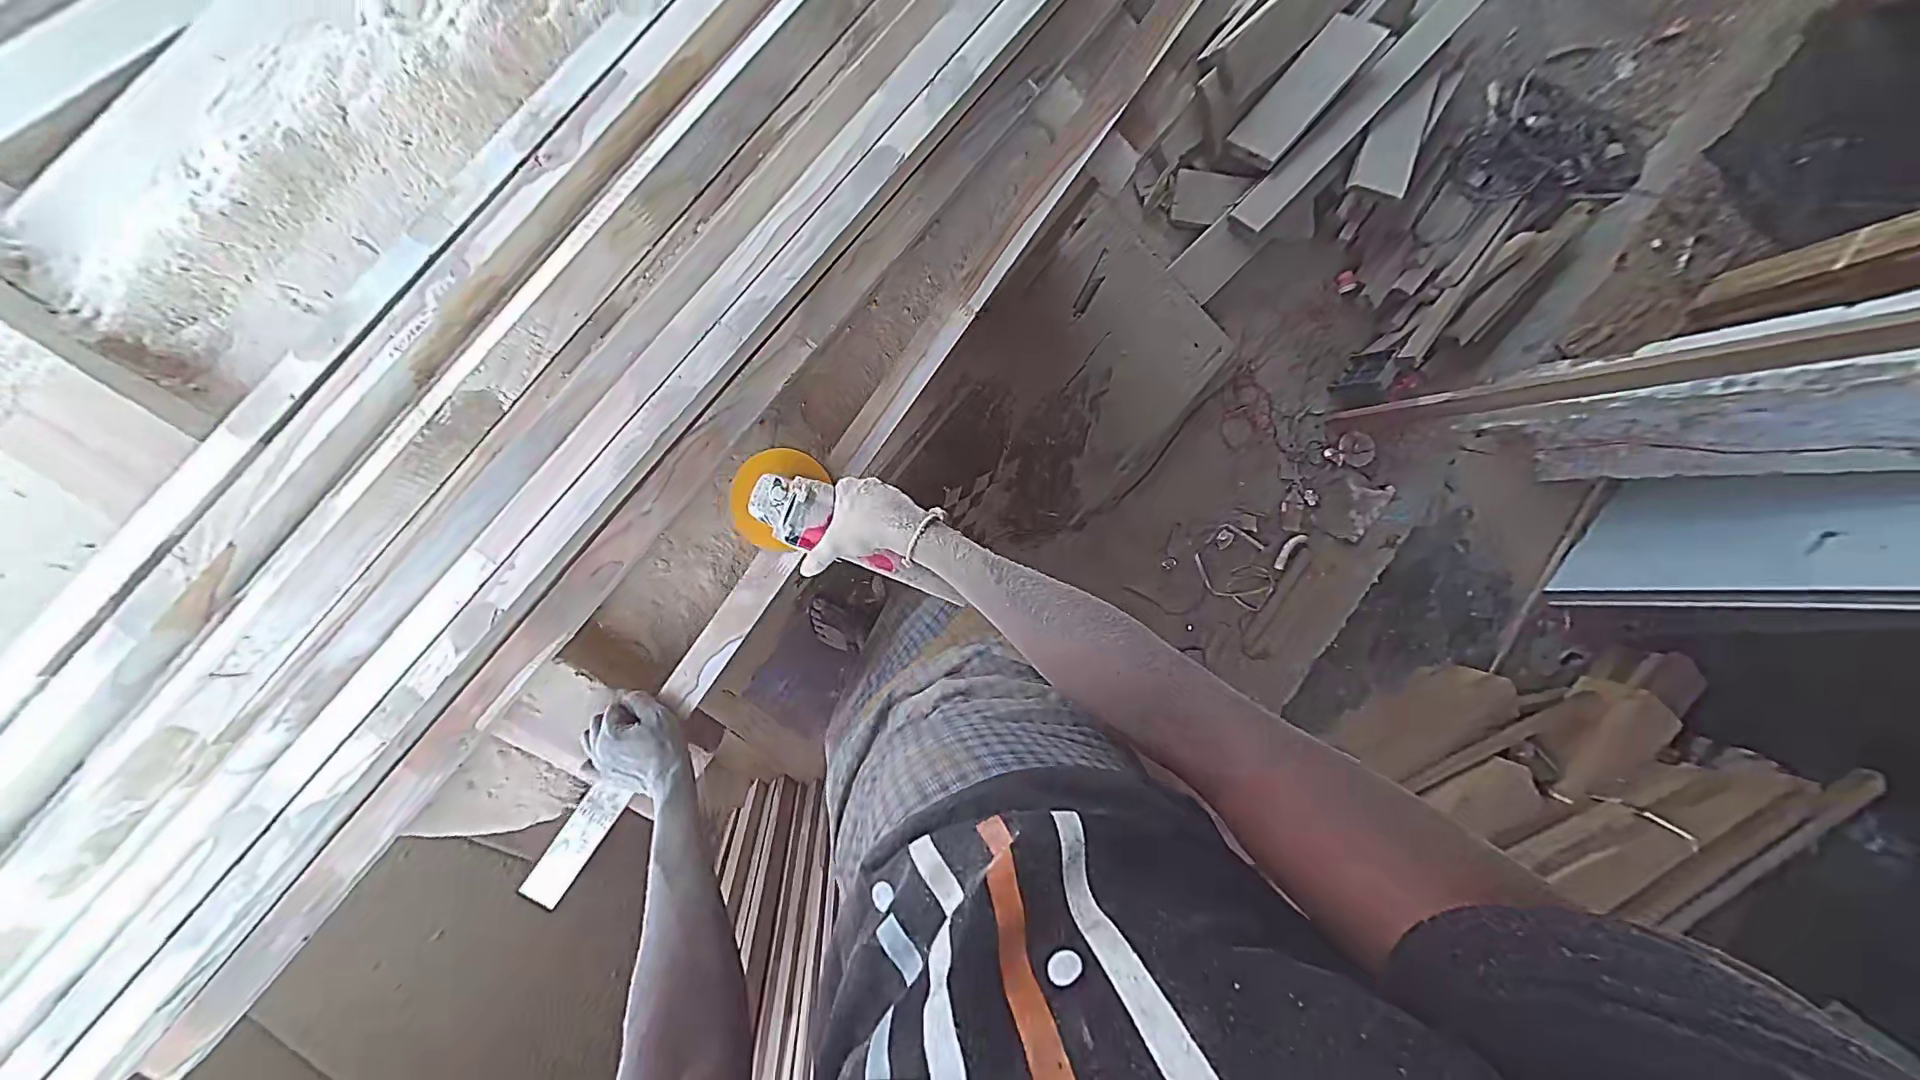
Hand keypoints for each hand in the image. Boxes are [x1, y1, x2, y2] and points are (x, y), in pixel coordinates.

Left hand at [582, 691, 690, 796]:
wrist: (669, 779)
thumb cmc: (666, 748)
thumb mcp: (659, 715)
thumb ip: (639, 700)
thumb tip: (628, 697)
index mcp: (608, 732)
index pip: (613, 708)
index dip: (631, 708)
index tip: (645, 715)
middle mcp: (597, 748)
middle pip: (597, 722)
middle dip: (614, 719)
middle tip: (637, 723)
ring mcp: (598, 764)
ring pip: (589, 740)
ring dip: (602, 734)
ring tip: (623, 736)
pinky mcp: (604, 777)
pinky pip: (588, 763)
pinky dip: (595, 756)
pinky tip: (608, 754)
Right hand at [799, 476, 937, 576]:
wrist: (899, 529)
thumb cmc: (868, 527)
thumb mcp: (834, 546)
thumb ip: (818, 556)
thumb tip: (808, 566)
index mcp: (845, 488)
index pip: (834, 499)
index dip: (834, 516)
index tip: (836, 529)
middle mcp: (865, 485)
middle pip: (855, 505)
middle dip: (855, 523)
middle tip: (854, 540)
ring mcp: (884, 490)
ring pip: (874, 509)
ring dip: (873, 524)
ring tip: (872, 543)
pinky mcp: (900, 500)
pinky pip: (891, 513)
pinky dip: (889, 525)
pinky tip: (886, 540)